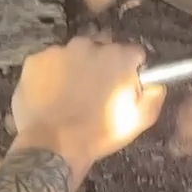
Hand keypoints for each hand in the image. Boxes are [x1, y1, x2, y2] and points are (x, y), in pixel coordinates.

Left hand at [10, 37, 163, 176]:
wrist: (53, 145)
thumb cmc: (99, 133)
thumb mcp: (138, 120)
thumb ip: (153, 96)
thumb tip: (156, 84)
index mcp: (117, 57)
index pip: (133, 53)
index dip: (131, 69)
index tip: (126, 84)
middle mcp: (88, 46)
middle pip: (101, 48)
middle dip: (102, 65)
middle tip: (96, 92)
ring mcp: (58, 51)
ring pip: (73, 54)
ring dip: (76, 68)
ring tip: (71, 96)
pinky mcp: (35, 61)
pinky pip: (49, 63)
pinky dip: (52, 75)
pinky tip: (52, 96)